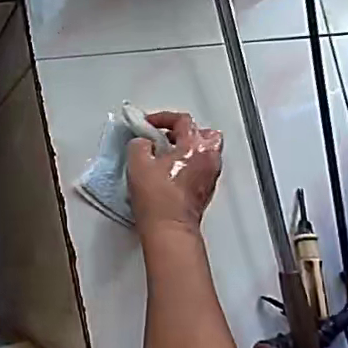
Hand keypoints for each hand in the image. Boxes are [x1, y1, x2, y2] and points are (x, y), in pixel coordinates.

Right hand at [127, 110, 222, 236]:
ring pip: (203, 152)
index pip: (183, 120)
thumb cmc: (159, 200)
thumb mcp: (138, 163)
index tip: (149, 124)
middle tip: (164, 136)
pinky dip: (188, 166)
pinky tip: (171, 173)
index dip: (163, 118)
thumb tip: (142, 143)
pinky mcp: (204, 193)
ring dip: (186, 149)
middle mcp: (208, 159)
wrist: (169, 230)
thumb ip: (139, 145)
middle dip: (183, 132)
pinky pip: (200, 170)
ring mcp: (209, 177)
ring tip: (166, 155)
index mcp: (195, 146)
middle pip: (202, 134)